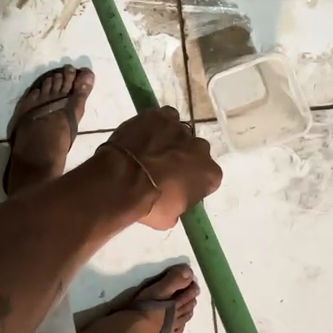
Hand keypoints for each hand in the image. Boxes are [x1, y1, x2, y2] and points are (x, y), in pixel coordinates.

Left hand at [101, 107, 221, 229]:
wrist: (122, 179)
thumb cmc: (150, 204)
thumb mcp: (170, 217)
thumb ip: (180, 204)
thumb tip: (174, 198)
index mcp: (210, 173)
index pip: (209, 177)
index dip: (194, 181)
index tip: (180, 186)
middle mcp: (200, 147)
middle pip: (195, 151)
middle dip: (184, 157)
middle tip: (164, 167)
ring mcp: (179, 128)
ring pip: (179, 132)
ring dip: (170, 140)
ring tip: (151, 149)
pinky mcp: (159, 115)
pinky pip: (163, 117)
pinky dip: (157, 124)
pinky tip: (145, 133)